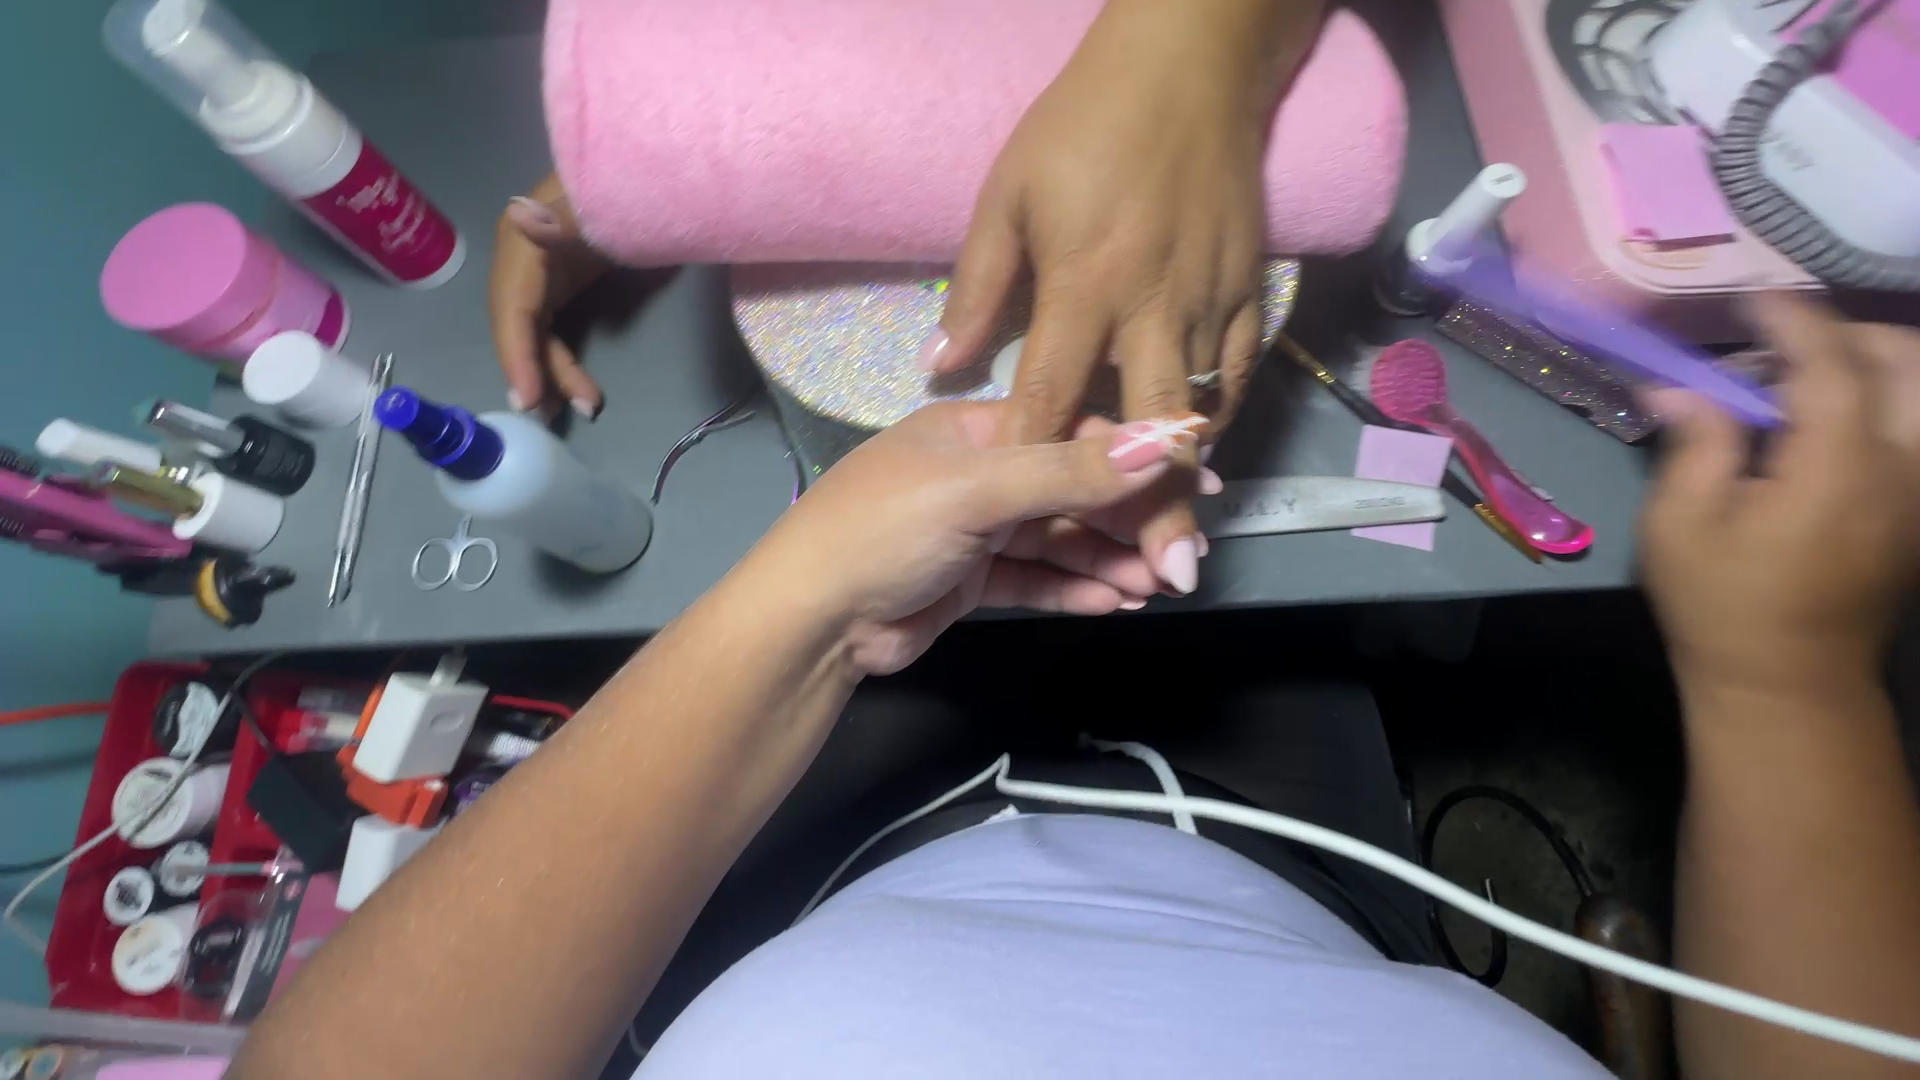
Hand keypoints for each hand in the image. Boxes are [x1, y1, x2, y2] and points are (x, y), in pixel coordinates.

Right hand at [488, 174, 614, 419]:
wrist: (660, 180)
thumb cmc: (633, 189)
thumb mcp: (601, 203)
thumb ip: (567, 215)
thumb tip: (522, 220)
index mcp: (525, 237)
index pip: (512, 306)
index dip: (517, 353)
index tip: (528, 397)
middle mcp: (525, 256)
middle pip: (522, 325)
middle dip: (536, 372)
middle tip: (554, 416)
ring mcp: (546, 270)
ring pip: (538, 331)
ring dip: (552, 372)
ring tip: (578, 409)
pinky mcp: (566, 281)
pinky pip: (555, 327)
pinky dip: (564, 359)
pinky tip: (577, 387)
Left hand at [753, 402, 1196, 674]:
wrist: (814, 620)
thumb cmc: (886, 531)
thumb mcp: (975, 490)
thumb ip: (1067, 470)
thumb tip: (1163, 441)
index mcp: (974, 430)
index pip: (1072, 432)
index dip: (1135, 459)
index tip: (1194, 484)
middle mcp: (979, 474)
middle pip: (1072, 491)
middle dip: (1128, 522)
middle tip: (1184, 554)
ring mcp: (975, 529)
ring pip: (1058, 541)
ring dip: (1107, 561)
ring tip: (1157, 585)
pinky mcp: (972, 579)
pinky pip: (1035, 579)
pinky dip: (1073, 589)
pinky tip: (1113, 603)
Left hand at [926, 0, 1312, 595]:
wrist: (1191, 57)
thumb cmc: (1080, 129)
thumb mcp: (1006, 198)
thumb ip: (979, 291)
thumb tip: (945, 363)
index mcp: (1083, 288)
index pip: (1053, 399)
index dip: (1042, 469)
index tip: (1036, 534)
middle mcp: (1151, 308)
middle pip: (1148, 430)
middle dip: (1157, 509)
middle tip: (1164, 573)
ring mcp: (1210, 301)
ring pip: (1201, 412)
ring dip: (1194, 480)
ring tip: (1187, 540)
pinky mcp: (1251, 291)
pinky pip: (1240, 373)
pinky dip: (1220, 417)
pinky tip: (1203, 454)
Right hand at [1641, 296, 1919, 699]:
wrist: (1783, 669)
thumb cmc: (1715, 596)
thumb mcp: (1678, 521)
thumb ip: (1694, 444)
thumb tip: (1677, 388)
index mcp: (1838, 469)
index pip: (1833, 367)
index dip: (1794, 323)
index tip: (1753, 299)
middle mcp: (1906, 465)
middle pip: (1908, 363)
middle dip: (1842, 335)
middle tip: (1766, 347)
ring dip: (1865, 365)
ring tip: (1788, 382)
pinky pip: (1915, 425)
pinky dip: (1874, 400)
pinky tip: (1810, 423)